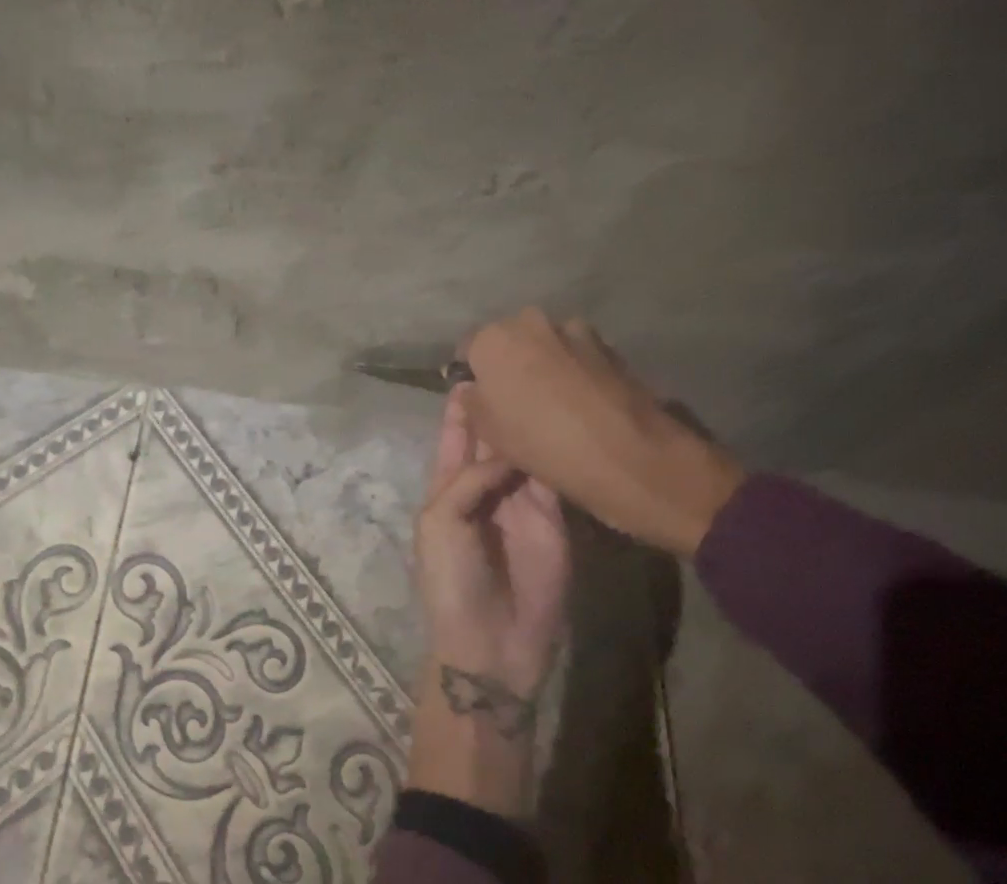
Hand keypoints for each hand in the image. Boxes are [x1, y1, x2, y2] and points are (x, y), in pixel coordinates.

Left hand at [413, 385, 571, 698]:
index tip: (473, 367)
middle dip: (500, 405)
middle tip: (516, 362)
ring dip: (530, 423)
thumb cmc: (451, 580)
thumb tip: (508, 451)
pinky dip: (557, 452)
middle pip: (494, 438)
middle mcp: (486, 488)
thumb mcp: (441, 523)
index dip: (462, 407)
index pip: (456, 437)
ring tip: (544, 381)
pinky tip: (566, 421)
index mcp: (448, 488)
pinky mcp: (555, 518)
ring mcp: (522, 501)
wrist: (494, 644)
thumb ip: (468, 479)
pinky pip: (554, 477)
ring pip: (525, 452)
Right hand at [462, 308, 745, 556]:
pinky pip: (579, 358)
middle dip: (512, 365)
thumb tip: (473, 388)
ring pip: (547, 347)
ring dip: (547, 367)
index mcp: (493, 338)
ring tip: (555, 406)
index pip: (469, 349)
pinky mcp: (610, 346)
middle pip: (511, 341)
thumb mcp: (488, 431)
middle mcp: (531, 321)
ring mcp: (576, 331)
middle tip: (517, 404)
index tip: (483, 402)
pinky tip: (584, 406)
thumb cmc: (541, 442)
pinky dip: (577, 374)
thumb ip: (472, 401)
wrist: (626, 454)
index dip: (475, 376)